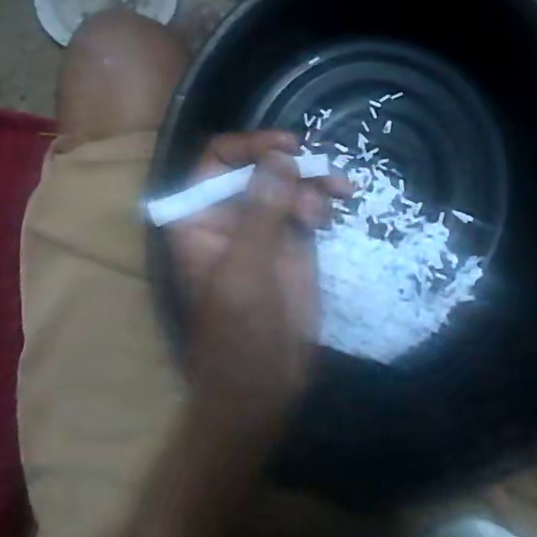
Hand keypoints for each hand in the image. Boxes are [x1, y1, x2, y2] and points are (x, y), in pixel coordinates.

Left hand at [166, 132, 349, 435]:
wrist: (262, 391)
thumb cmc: (237, 334)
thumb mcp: (245, 271)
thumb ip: (261, 212)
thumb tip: (281, 157)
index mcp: (198, 215)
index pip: (217, 158)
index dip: (249, 145)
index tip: (287, 146)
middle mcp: (227, 213)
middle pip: (259, 164)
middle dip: (292, 164)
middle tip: (323, 172)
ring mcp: (262, 226)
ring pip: (288, 181)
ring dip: (314, 180)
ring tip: (338, 192)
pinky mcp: (292, 241)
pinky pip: (307, 204)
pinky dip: (324, 198)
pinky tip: (339, 203)